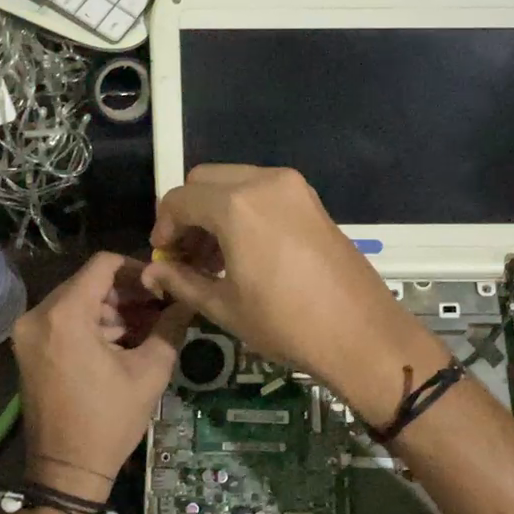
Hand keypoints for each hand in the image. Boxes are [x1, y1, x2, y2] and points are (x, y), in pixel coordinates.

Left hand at [12, 252, 193, 501]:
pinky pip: (63, 320)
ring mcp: (28, 333)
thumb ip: (170, 327)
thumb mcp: (149, 371)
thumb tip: (189, 301)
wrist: (66, 470)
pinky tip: (120, 344)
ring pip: (77, 301)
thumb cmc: (110, 419)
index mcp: (66, 315)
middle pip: (89, 282)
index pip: (103, 264)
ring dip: (111, 310)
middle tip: (159, 309)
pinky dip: (92, 325)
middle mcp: (38, 315)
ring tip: (145, 330)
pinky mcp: (27, 349)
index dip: (138, 268)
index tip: (162, 286)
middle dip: (126, 293)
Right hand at [141, 165, 446, 424]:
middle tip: (186, 254)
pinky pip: (263, 191)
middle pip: (205, 180)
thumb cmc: (286, 324)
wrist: (361, 333)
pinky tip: (244, 251)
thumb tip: (152, 272)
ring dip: (215, 210)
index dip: (163, 227)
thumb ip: (182, 281)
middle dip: (188, 213)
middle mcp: (263, 182)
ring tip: (213, 258)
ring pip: (235, 182)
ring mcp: (293, 187)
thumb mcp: (225, 306)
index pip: (179, 199)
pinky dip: (243, 210)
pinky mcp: (312, 200)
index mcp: (235, 205)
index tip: (164, 257)